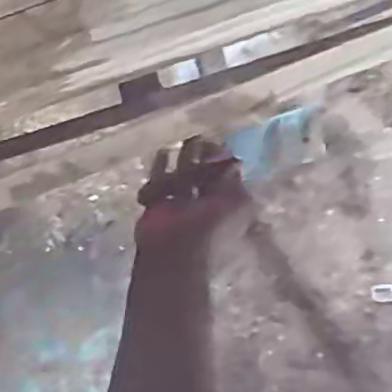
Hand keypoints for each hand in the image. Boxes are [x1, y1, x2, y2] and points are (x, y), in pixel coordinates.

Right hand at [135, 136, 250, 254]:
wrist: (175, 251)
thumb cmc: (210, 228)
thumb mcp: (235, 201)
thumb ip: (233, 180)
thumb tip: (231, 160)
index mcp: (227, 199)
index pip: (225, 171)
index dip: (221, 156)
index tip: (213, 145)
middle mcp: (204, 199)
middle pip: (202, 170)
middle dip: (200, 156)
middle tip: (195, 141)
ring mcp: (179, 202)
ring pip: (180, 174)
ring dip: (182, 160)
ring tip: (182, 145)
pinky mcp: (157, 204)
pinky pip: (157, 182)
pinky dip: (159, 169)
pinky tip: (162, 154)